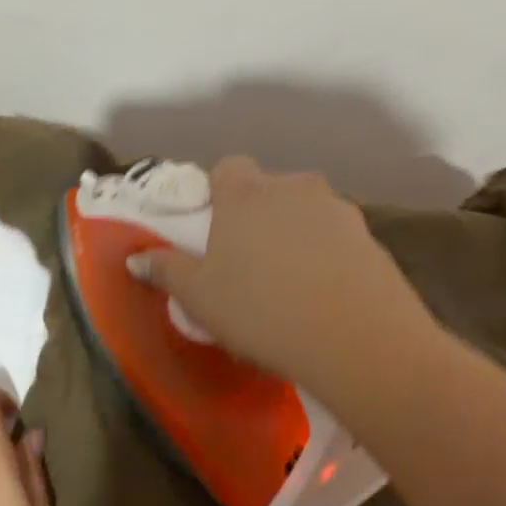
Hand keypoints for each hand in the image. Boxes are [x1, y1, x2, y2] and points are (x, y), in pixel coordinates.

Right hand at [130, 157, 436, 383]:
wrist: (351, 336)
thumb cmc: (259, 311)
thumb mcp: (199, 298)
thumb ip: (166, 271)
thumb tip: (136, 258)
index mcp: (245, 194)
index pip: (227, 169)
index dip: (217, 196)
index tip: (213, 231)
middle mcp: (293, 188)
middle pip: (268, 190)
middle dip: (256, 217)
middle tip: (246, 266)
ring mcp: (337, 209)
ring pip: (305, 214)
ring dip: (293, 236)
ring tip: (287, 286)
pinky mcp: (369, 238)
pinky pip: (335, 240)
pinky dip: (325, 257)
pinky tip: (320, 297)